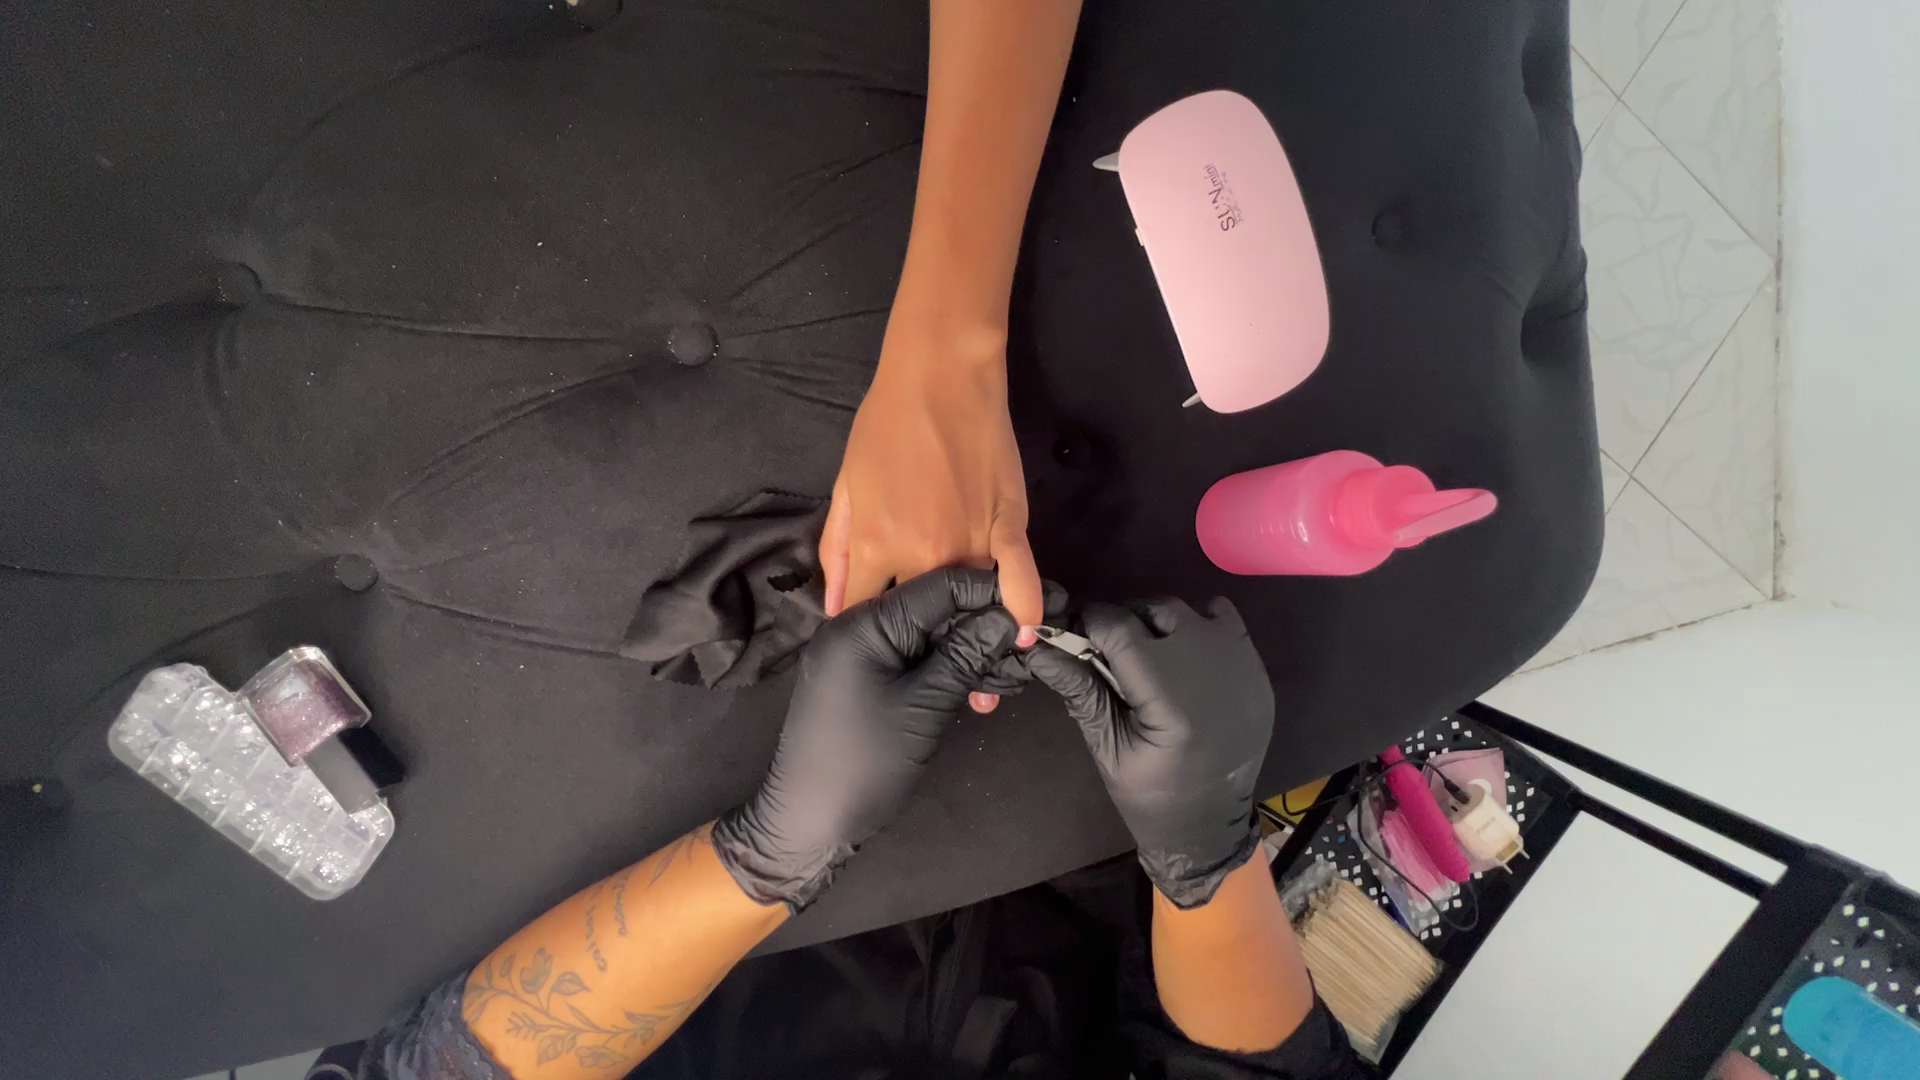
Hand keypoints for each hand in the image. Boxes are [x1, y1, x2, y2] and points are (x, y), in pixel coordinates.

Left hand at [713, 567, 1025, 909]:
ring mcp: (863, 653)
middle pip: (936, 609)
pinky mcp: (869, 677)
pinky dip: (950, 671)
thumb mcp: (923, 706)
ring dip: (973, 652)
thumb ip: (966, 655)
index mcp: (865, 623)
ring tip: (1017, 672)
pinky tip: (986, 686)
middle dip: (985, 625)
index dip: (991, 594)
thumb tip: (1012, 619)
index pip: (939, 587)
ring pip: (931, 638)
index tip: (1037, 607)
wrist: (809, 822)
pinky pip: (916, 661)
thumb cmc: (864, 763)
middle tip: (1033, 642)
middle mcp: (861, 626)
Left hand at [820, 316, 1044, 712]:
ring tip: (980, 682)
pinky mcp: (1009, 526)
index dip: (871, 642)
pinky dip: (1021, 608)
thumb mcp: (845, 486)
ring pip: (970, 608)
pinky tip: (1023, 636)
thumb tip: (834, 605)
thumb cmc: (884, 426)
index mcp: (875, 545)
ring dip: (973, 646)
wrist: (939, 376)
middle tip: (933, 688)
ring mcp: (970, 542)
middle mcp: (921, 554)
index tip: (880, 666)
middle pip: (922, 622)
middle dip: (925, 657)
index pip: (866, 613)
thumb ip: (838, 549)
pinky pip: (1018, 578)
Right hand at [1028, 598, 1273, 907]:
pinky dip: (1196, 624)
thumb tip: (1036, 647)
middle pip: (1154, 610)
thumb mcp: (1106, 747)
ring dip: (1156, 621)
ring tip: (1144, 653)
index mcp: (1170, 702)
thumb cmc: (1150, 794)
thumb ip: (1078, 689)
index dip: (1088, 624)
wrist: (1209, 824)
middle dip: (1122, 622)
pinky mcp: (1255, 669)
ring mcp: (1241, 667)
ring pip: (1186, 609)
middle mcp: (1211, 673)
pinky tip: (1182, 654)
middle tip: (1107, 651)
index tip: (1073, 637)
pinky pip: (1222, 617)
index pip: (1119, 629)